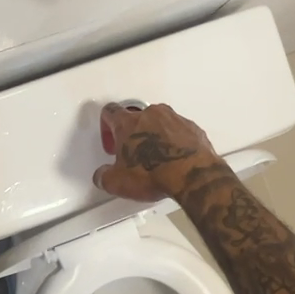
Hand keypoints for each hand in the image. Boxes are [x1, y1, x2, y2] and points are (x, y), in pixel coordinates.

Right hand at [92, 102, 223, 201]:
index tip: (110, 137)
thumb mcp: (117, 182)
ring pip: (159, 121)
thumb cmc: (156, 172)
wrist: (191, 175)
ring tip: (154, 156)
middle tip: (131, 151)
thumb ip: (104, 176)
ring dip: (154, 135)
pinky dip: (175, 141)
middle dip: (132, 132)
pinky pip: (179, 130)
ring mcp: (173, 119)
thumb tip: (102, 177)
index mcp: (128, 123)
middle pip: (136, 115)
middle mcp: (151, 115)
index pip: (110, 112)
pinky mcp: (192, 129)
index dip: (106, 125)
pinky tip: (173, 159)